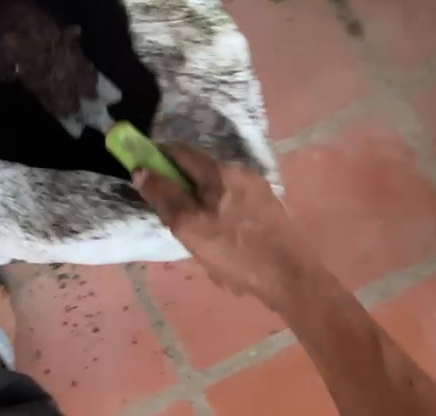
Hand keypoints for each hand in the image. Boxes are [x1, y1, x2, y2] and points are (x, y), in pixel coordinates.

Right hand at [133, 143, 312, 310]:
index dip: (156, 159)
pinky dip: (223, 216)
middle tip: (176, 220)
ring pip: (217, 190)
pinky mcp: (272, 210)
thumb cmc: (236, 252)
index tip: (146, 177)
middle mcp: (241, 171)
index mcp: (219, 171)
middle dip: (182, 190)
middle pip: (197, 172)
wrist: (296, 283)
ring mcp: (260, 190)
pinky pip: (236, 205)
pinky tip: (227, 245)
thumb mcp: (188, 226)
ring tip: (204, 240)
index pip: (178, 151)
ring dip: (203, 206)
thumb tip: (139, 169)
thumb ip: (162, 195)